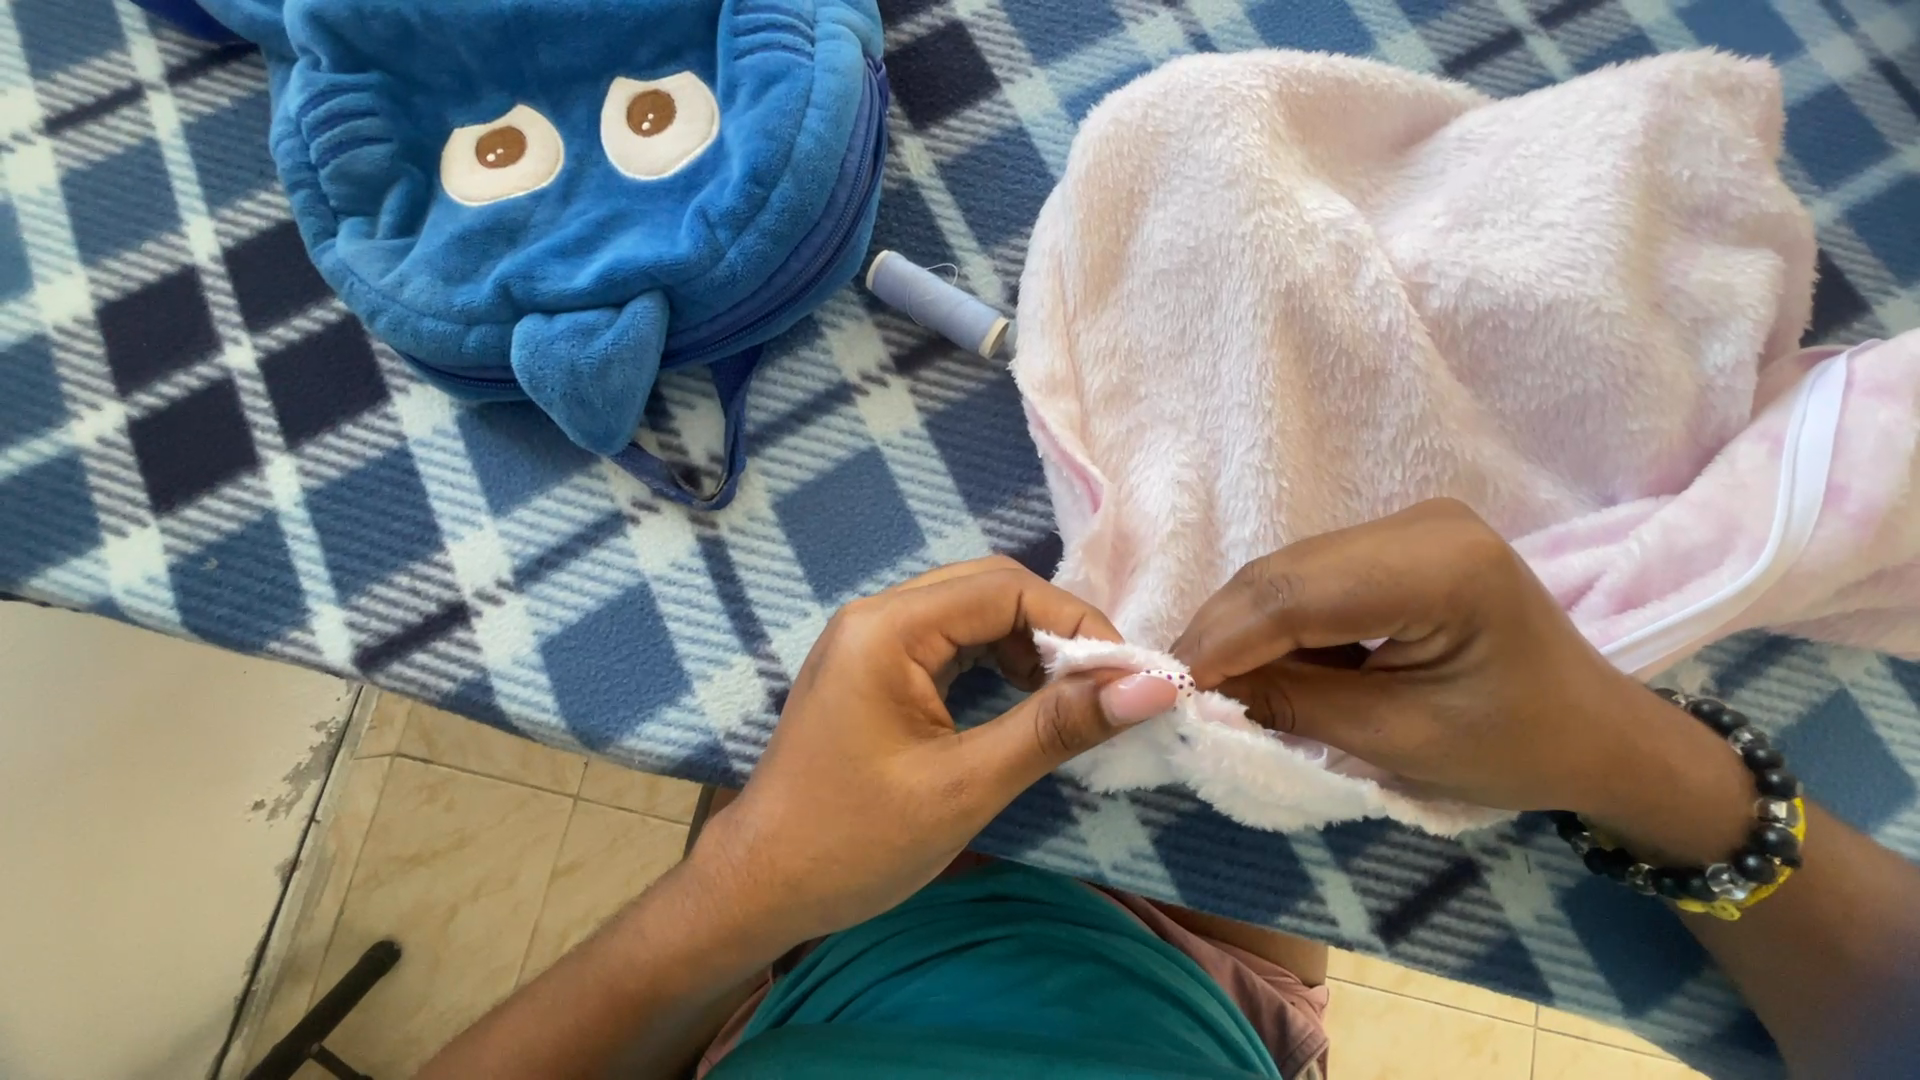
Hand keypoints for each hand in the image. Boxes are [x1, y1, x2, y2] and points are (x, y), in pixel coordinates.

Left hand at [686, 556, 1178, 944]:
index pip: (1006, 589)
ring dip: (1027, 642)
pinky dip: (995, 659)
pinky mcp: (873, 665)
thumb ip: (1057, 726)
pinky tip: (1020, 695)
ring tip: (1068, 694)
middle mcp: (877, 614)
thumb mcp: (965, 786)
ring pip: (970, 610)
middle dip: (1055, 628)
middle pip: (989, 587)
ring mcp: (870, 638)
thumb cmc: (855, 842)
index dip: (1077, 623)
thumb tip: (1150, 687)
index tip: (1129, 674)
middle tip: (1105, 684)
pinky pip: (948, 639)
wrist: (760, 886)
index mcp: (888, 627)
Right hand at [1170, 499, 1748, 843]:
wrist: (1598, 731)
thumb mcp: (1395, 739)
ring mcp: (1403, 524)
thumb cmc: (1515, 748)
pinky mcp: (1389, 543)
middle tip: (1173, 688)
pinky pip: (1302, 578)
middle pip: (1281, 575)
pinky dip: (1267, 623)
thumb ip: (1289, 705)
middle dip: (1219, 634)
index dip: (1222, 642)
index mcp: (1443, 566)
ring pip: (1282, 573)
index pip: (1296, 596)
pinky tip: (1251, 661)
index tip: (1164, 689)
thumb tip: (1194, 691)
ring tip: (1203, 681)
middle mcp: (1418, 523)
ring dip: (1236, 628)